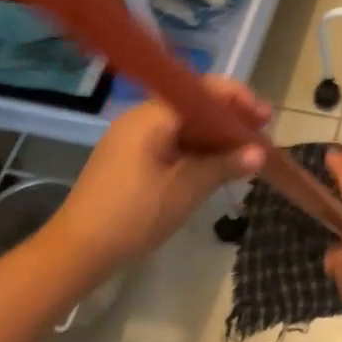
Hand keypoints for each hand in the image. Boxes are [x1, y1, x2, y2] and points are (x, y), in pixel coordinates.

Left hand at [49, 78, 268, 266]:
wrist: (76, 251)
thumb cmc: (133, 215)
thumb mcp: (186, 190)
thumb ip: (224, 165)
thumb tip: (259, 153)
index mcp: (152, 116)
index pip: (203, 90)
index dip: (238, 100)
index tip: (264, 120)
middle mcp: (141, 118)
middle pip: (194, 104)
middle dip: (230, 119)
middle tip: (260, 139)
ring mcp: (132, 138)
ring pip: (184, 125)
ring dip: (214, 136)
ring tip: (243, 155)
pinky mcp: (129, 159)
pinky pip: (171, 142)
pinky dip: (196, 150)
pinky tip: (214, 167)